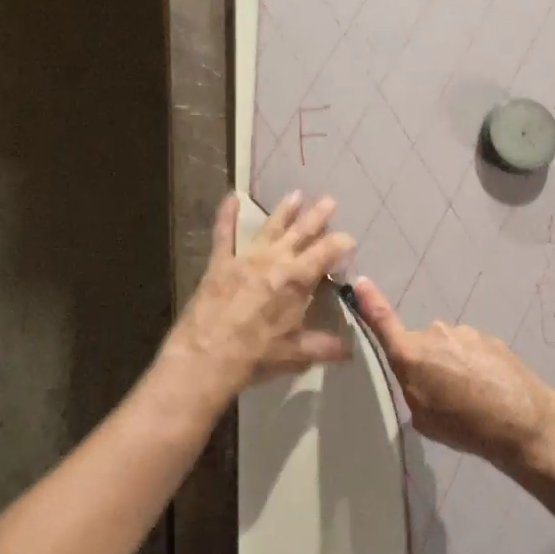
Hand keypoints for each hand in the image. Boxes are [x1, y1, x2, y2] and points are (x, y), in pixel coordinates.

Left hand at [161, 192, 356, 399]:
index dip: (341, 244)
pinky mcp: (219, 264)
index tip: (350, 241)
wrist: (205, 359)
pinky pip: (224, 234)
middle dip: (317, 217)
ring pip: (270, 228)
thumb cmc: (254, 357)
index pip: (326, 253)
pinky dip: (227, 215)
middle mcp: (274, 262)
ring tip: (296, 194)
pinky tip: (231, 197)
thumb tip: (348, 348)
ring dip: (284, 211)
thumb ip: (323, 346)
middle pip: (301, 233)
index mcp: (296, 281)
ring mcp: (245, 259)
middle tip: (329, 201)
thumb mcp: (295, 354)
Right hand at [350, 277, 554, 470]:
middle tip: (443, 396)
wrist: (524, 422)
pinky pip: (472, 351)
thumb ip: (413, 389)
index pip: (383, 322)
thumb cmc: (464, 426)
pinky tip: (490, 391)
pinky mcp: (491, 339)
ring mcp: (466, 333)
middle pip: (421, 345)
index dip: (370, 302)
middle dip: (427, 364)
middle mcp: (435, 334)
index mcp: (411, 354)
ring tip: (472, 398)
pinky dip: (476, 367)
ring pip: (449, 348)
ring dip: (454, 366)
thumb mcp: (423, 418)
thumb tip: (421, 377)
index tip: (360, 282)